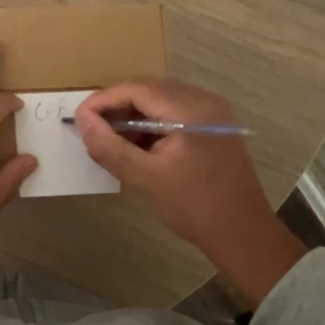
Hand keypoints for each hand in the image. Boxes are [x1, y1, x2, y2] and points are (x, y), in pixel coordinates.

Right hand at [76, 79, 306, 305]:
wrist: (244, 235)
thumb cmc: (195, 207)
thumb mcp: (146, 179)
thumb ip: (110, 147)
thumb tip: (82, 121)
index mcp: (190, 108)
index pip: (136, 88)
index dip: (103, 100)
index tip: (79, 119)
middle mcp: (203, 100)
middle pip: (148, 89)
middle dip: (116, 106)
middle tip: (91, 128)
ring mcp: (211, 112)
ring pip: (160, 99)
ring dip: (133, 115)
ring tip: (110, 139)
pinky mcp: (213, 126)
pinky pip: (173, 112)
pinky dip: (151, 123)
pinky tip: (138, 145)